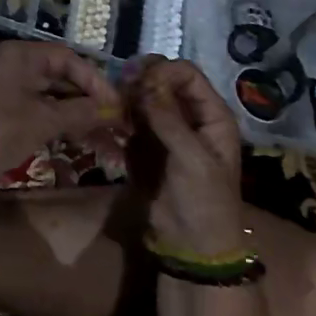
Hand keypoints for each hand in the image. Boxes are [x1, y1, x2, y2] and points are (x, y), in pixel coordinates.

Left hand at [0, 41, 120, 192]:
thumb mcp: (44, 120)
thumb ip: (81, 112)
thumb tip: (114, 110)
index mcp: (20, 55)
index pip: (70, 59)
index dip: (97, 82)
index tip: (117, 108)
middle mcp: (11, 66)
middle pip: (60, 78)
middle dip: (89, 103)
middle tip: (116, 126)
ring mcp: (2, 91)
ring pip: (48, 99)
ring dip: (75, 119)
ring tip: (104, 142)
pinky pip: (34, 114)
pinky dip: (55, 126)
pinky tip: (77, 144)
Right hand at [126, 58, 243, 258]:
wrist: (191, 244)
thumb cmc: (204, 201)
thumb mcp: (191, 159)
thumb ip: (169, 120)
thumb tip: (145, 81)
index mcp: (211, 117)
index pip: (187, 75)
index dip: (162, 71)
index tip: (136, 81)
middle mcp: (187, 119)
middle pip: (161, 84)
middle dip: (139, 83)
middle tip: (116, 90)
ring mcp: (163, 134)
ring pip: (140, 103)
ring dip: (123, 101)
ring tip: (107, 109)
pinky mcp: (141, 150)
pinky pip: (127, 125)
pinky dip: (115, 122)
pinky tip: (103, 125)